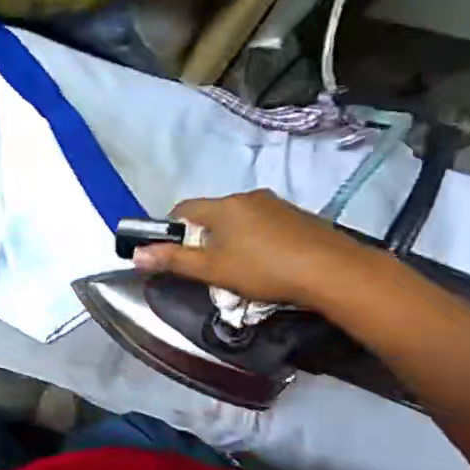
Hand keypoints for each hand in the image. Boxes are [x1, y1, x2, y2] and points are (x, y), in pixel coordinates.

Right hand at [131, 189, 375, 308]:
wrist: (333, 271)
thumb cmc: (264, 270)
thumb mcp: (212, 270)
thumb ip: (173, 260)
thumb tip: (136, 254)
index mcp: (222, 206)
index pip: (182, 209)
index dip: (170, 231)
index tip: (173, 255)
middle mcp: (247, 197)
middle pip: (210, 215)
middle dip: (202, 239)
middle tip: (206, 269)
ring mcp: (275, 205)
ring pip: (238, 220)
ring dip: (230, 240)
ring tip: (237, 271)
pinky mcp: (297, 217)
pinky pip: (262, 225)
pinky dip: (255, 241)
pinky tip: (265, 265)